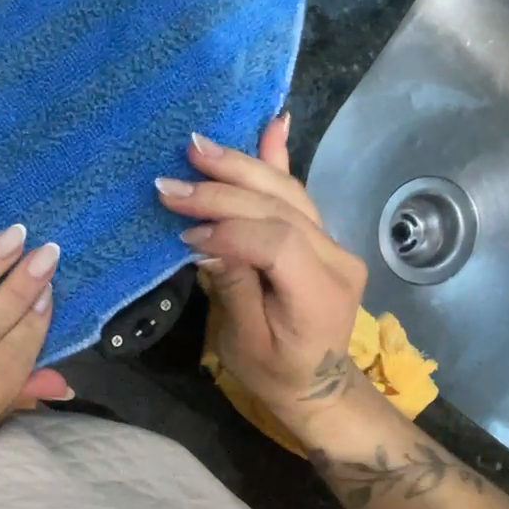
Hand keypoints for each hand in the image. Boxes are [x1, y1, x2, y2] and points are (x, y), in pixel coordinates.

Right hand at [156, 118, 367, 432]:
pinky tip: (273, 124)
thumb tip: (207, 245)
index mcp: (320, 293)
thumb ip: (234, 291)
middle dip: (223, 190)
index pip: (276, 243)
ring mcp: (333, 242)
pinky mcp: (321, 236)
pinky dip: (279, 160)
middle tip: (172, 182)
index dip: (229, 230)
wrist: (316, 383)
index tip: (185, 233)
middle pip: (279, 207)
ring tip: (197, 148)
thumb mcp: (246, 345)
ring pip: (286, 192)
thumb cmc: (274, 373)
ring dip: (240, 166)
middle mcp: (336, 258)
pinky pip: (297, 194)